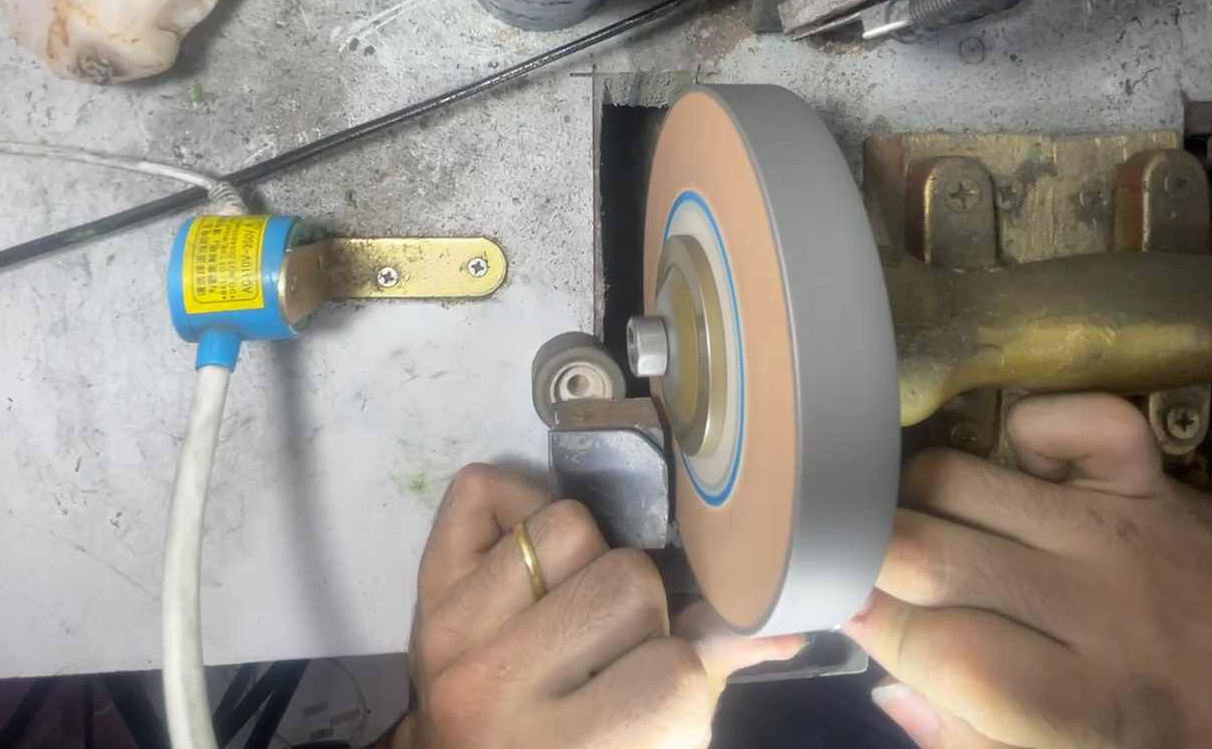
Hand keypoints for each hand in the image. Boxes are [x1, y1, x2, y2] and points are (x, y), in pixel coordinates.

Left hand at [391, 464, 800, 748]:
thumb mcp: (647, 747)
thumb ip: (705, 683)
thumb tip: (784, 624)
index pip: (672, 670)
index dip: (680, 666)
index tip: (655, 684)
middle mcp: (493, 691)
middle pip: (621, 579)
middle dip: (636, 606)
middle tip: (613, 639)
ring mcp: (451, 631)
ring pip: (563, 524)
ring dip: (585, 553)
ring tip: (571, 597)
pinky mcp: (426, 581)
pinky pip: (480, 489)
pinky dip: (514, 499)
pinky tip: (527, 549)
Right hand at [844, 394, 1211, 747]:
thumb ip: (979, 745)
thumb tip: (886, 683)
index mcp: (1092, 708)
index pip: (939, 648)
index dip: (870, 622)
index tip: (845, 605)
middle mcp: (1100, 607)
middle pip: (928, 552)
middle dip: (871, 553)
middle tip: (868, 561)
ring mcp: (1124, 527)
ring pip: (960, 477)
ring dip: (914, 496)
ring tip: (920, 519)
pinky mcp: (1154, 479)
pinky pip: (1071, 418)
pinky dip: (1027, 429)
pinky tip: (1019, 468)